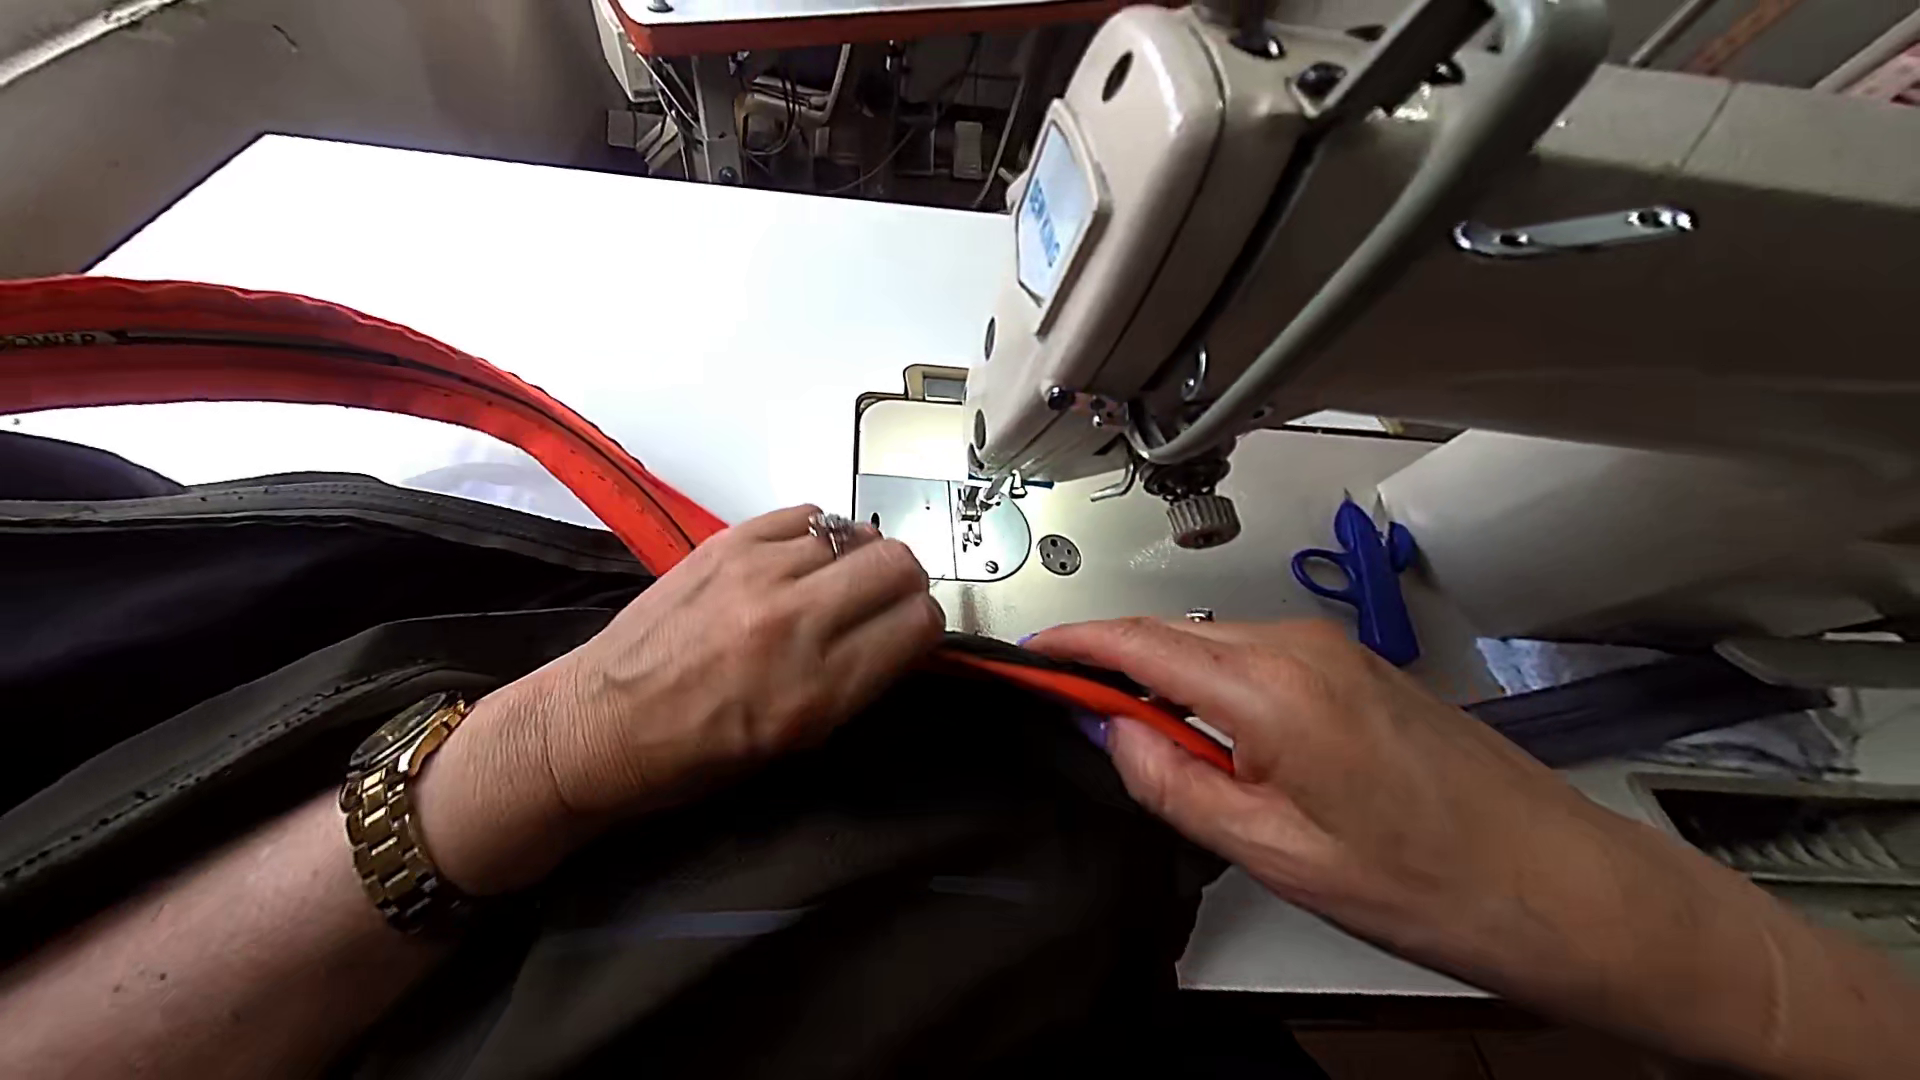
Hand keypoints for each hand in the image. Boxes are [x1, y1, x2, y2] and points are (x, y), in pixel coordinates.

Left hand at [417, 505, 944, 893]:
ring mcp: (758, 572)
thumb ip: (862, 677)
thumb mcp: (800, 739)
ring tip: (840, 579)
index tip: (912, 628)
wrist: (598, 724)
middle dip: (908, 582)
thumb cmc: (700, 752)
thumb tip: (904, 627)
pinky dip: (820, 535)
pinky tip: (805, 559)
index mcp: (817, 689)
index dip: (926, 624)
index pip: (918, 624)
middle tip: (888, 597)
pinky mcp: (728, 541)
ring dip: (862, 557)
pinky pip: (808, 515)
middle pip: (899, 564)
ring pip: (857, 533)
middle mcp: (794, 622)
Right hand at [1021, 618, 1895, 1075]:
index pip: (1137, 642)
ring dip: (1159, 676)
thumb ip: (1171, 781)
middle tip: (1075, 704)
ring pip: (1203, 642)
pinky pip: (1242, 652)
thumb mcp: (1273, 850)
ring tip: (1147, 736)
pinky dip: (1202, 679)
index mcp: (1271, 688)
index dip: (1074, 644)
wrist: (1578, 890)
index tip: (1033, 655)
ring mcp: (1323, 645)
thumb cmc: (1433, 884)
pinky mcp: (1342, 659)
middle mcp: (1295, 644)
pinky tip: (1206, 727)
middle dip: (1110, 660)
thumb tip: (1110, 730)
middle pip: (1166, 633)